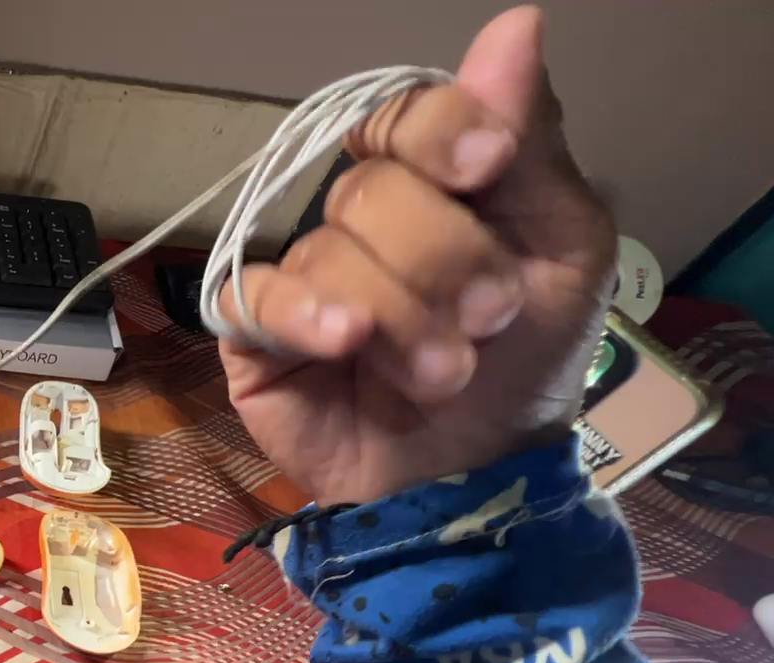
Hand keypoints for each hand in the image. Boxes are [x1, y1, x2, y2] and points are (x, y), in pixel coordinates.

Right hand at [216, 6, 615, 504]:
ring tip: (435, 371)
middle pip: (365, 189)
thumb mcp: (557, 252)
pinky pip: (253, 297)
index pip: (401, 119)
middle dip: (437, 256)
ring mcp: (297, 280)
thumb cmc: (517, 367)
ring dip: (392, 312)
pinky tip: (340, 344)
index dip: (435, 129)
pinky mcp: (250, 332)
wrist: (456, 471)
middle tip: (486, 318)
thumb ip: (527, 150)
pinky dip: (300, 314)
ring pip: (320, 252)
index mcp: (431, 192)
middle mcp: (356, 226)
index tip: (486, 168)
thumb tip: (511, 24)